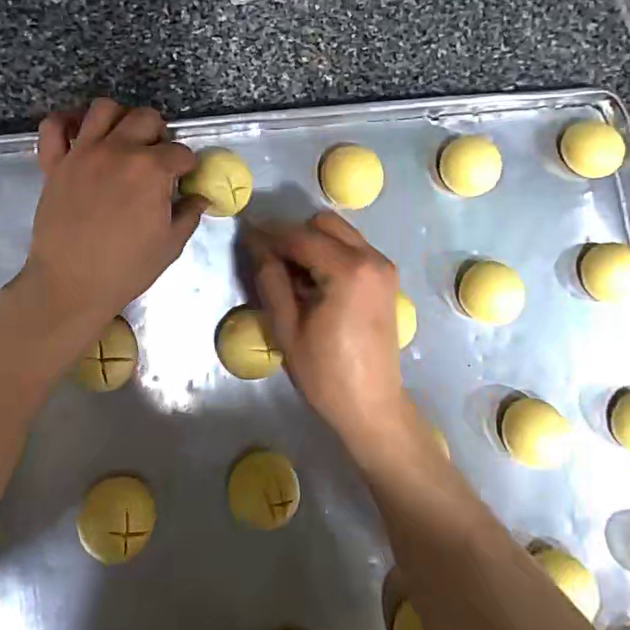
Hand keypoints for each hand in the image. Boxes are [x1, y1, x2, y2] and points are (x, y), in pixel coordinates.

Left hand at [22, 99, 205, 325]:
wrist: (71, 284)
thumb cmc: (126, 268)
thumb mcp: (170, 245)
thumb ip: (188, 214)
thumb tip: (200, 198)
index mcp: (151, 169)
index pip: (180, 151)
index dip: (187, 165)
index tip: (184, 178)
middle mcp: (118, 150)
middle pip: (146, 118)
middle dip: (159, 134)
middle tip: (157, 157)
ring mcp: (83, 153)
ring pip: (104, 109)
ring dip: (119, 118)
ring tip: (123, 140)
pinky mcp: (55, 163)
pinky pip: (54, 127)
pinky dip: (66, 123)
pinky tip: (80, 136)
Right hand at [248, 212, 409, 443]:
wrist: (371, 405)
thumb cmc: (325, 373)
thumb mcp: (287, 326)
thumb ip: (271, 278)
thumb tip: (256, 244)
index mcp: (349, 270)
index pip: (300, 236)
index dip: (269, 235)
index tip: (245, 237)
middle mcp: (372, 258)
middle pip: (323, 224)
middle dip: (293, 235)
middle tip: (269, 261)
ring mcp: (383, 267)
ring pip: (339, 233)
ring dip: (311, 243)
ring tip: (290, 275)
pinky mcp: (385, 279)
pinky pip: (352, 249)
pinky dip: (329, 254)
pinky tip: (313, 283)